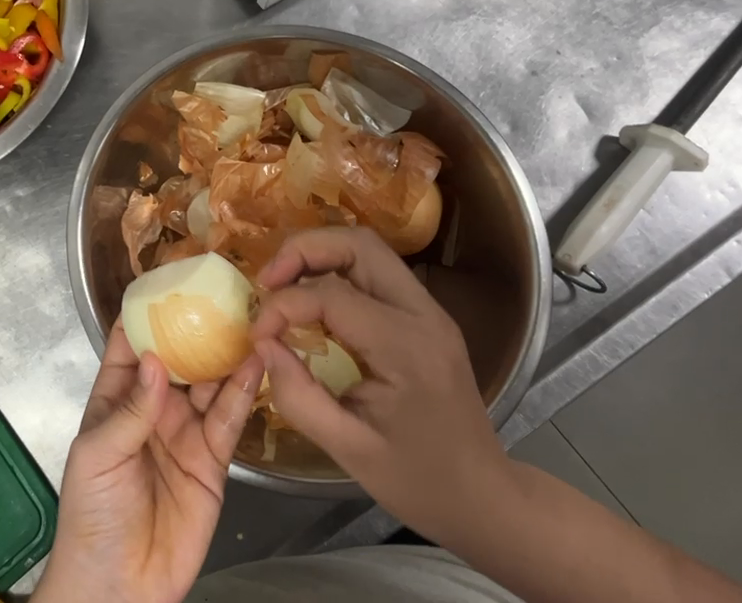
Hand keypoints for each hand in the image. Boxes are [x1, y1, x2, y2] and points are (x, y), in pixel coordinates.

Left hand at [33, 322, 264, 602]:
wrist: (120, 584)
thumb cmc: (93, 513)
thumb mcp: (98, 456)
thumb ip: (130, 411)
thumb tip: (158, 361)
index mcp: (116, 399)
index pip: (131, 346)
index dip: (146, 314)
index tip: (169, 281)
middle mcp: (153, 408)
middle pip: (178, 358)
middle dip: (196, 327)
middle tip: (223, 294)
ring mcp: (184, 432)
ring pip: (209, 383)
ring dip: (226, 354)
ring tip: (248, 320)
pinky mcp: (212, 460)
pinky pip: (229, 420)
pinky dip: (243, 392)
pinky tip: (256, 364)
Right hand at [250, 228, 513, 541]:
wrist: (483, 497)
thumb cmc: (418, 480)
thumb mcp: (348, 451)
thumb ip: (298, 396)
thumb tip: (262, 345)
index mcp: (407, 349)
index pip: (332, 296)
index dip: (283, 306)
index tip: (257, 335)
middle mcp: (424, 315)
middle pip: (358, 244)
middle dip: (302, 250)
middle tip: (265, 282)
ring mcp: (429, 311)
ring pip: (367, 248)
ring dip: (318, 254)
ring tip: (282, 284)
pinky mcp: (424, 315)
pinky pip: (374, 270)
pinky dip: (334, 270)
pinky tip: (311, 298)